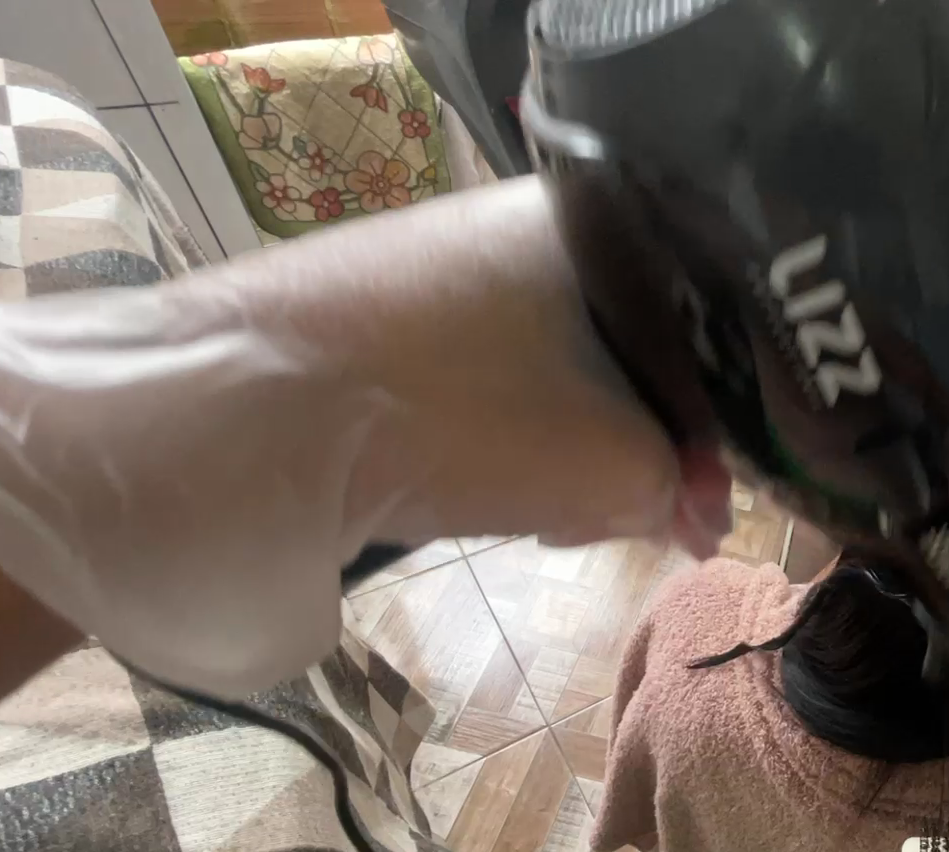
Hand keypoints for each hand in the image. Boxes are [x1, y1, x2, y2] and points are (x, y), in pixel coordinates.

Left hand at [0, 178, 730, 696]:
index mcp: (600, 235)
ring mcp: (457, 270)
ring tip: (562, 515)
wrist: (232, 420)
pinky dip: (526, 442)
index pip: (701, 343)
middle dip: (647, 458)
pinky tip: (509, 491)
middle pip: (636, 365)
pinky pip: (506, 382)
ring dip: (587, 458)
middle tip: (644, 521)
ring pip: (571, 379)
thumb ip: (682, 491)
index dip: (716, 435)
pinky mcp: (403, 317)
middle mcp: (529, 233)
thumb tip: (705, 520)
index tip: (709, 507)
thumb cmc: (463, 422)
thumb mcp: (613, 468)